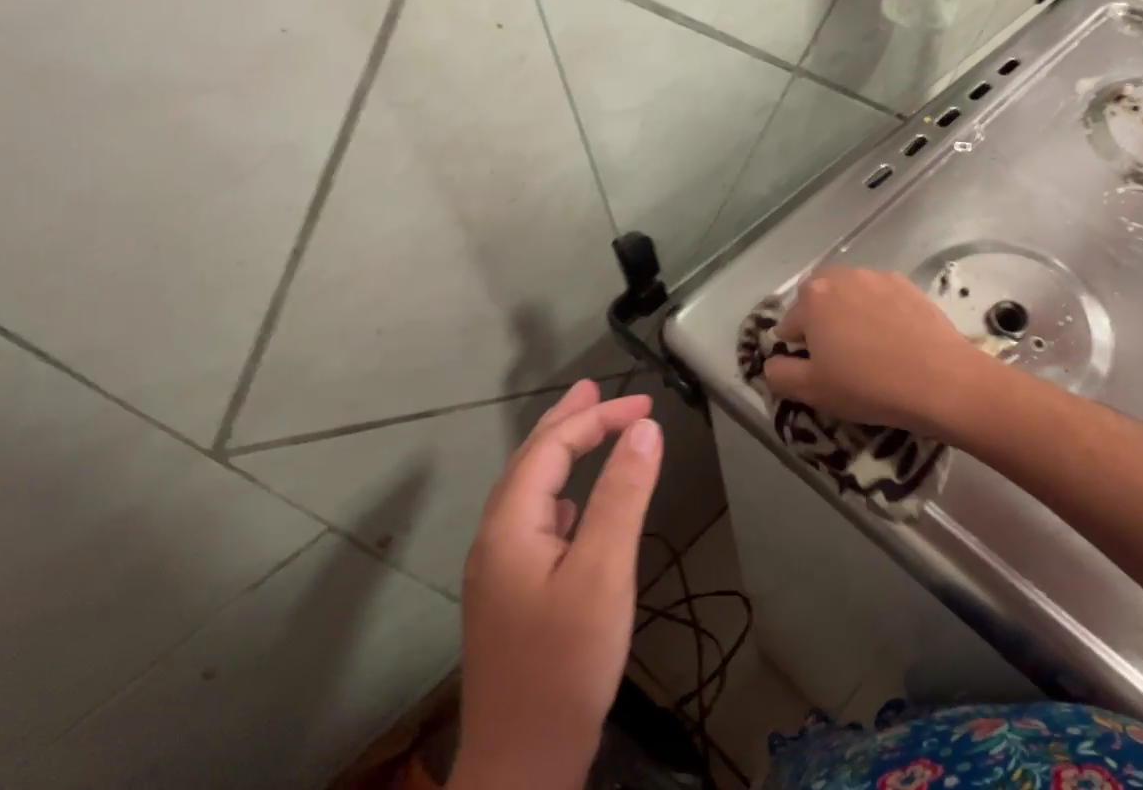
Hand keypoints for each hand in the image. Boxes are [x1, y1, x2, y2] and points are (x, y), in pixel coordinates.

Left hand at [452, 380, 660, 789]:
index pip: (550, 449)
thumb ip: (623, 496)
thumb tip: (643, 428)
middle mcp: (496, 540)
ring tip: (589, 431)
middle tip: (595, 389)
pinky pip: (537, 522)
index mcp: (510, 526)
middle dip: (566, 423)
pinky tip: (576, 505)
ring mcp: (502, 571)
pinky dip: (563, 493)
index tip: (645, 403)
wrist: (525, 755)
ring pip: (531, 494)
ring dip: (561, 455)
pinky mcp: (515, 597)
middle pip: (530, 465)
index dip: (595, 418)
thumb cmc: (566, 659)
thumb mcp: (603, 570)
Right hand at [764, 266, 995, 439]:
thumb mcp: (811, 391)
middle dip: (822, 324)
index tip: (818, 373)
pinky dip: (881, 315)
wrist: (940, 380)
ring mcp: (880, 278)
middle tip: (841, 359)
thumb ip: (779, 374)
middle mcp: (843, 277)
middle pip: (819, 300)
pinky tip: (896, 342)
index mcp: (812, 298)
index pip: (788, 326)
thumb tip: (773, 362)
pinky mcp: (910, 286)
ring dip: (851, 316)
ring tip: (870, 350)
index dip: (798, 352)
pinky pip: (882, 299)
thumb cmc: (868, 386)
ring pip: (852, 296)